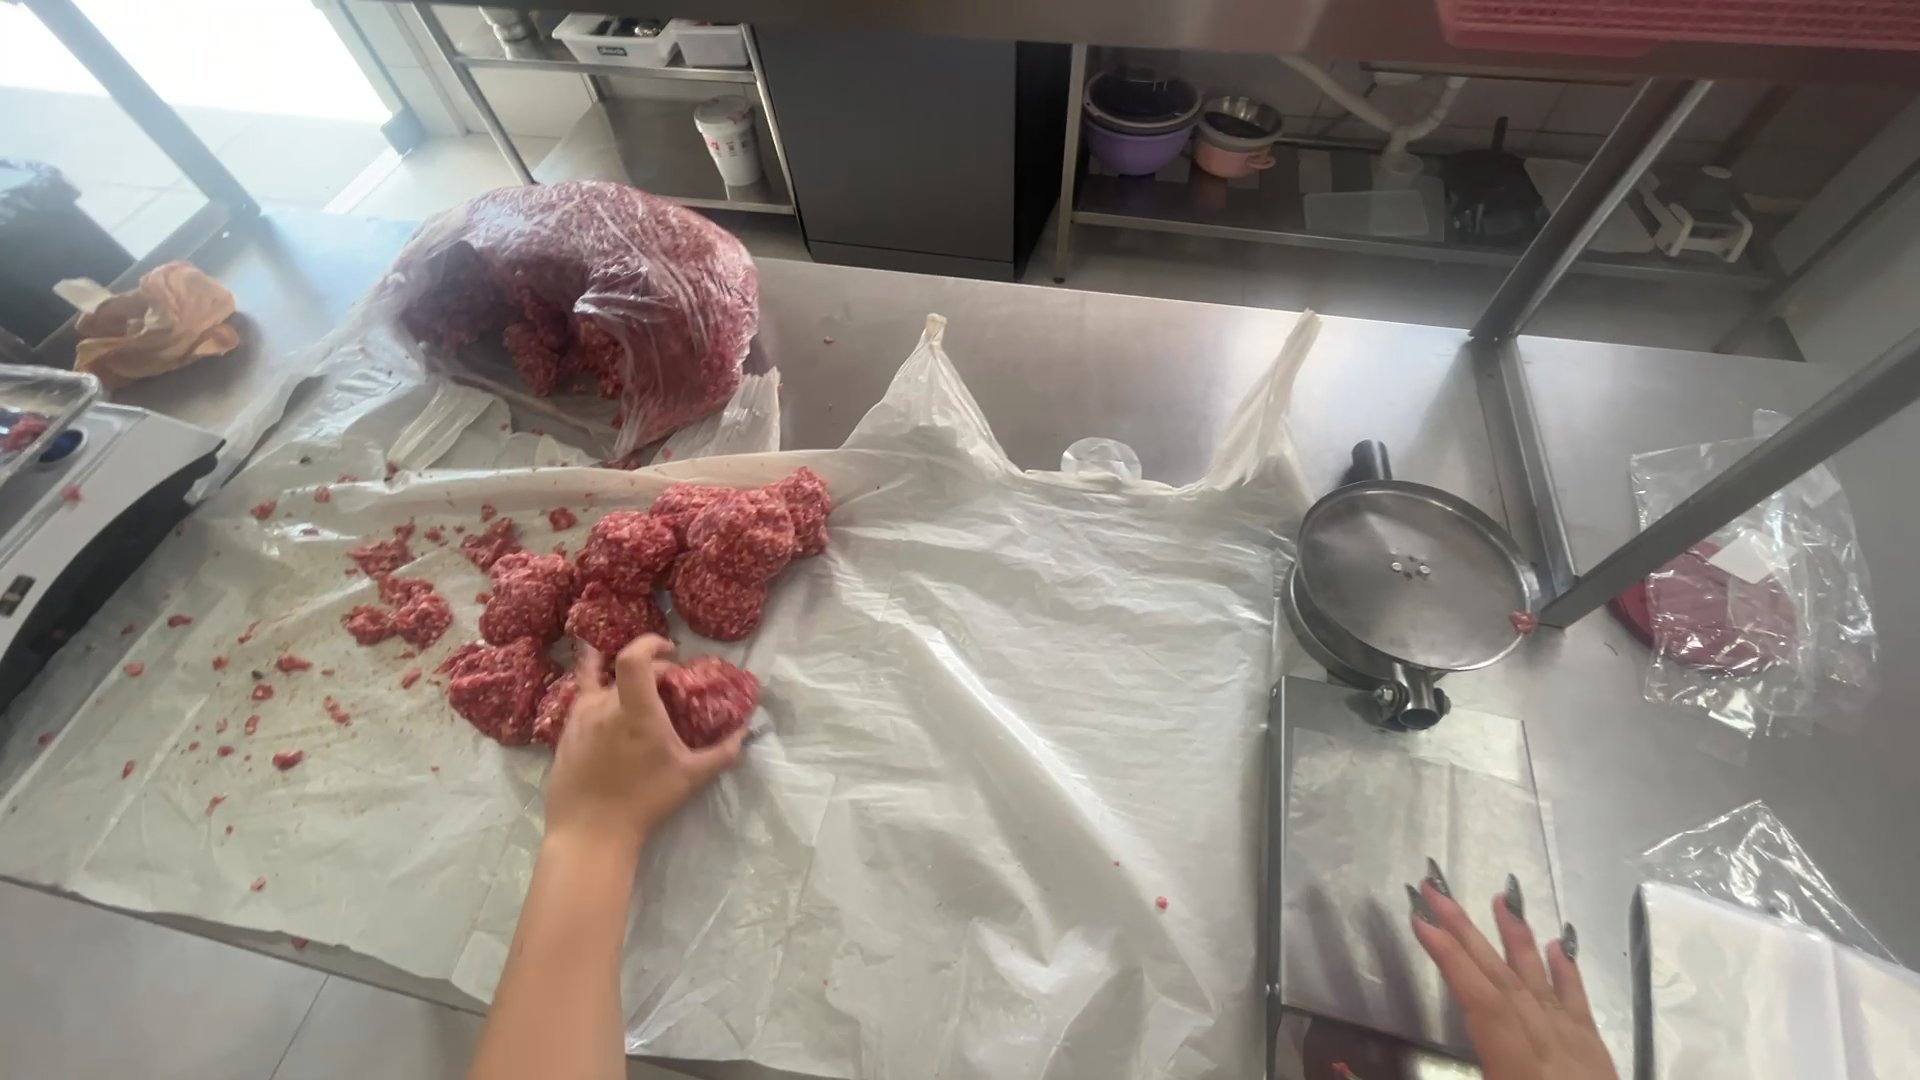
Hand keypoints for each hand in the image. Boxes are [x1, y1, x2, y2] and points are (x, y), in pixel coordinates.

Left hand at [544, 634, 746, 852]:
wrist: (590, 832)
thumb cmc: (644, 800)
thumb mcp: (691, 776)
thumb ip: (722, 752)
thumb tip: (745, 733)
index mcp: (636, 710)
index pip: (634, 657)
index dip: (651, 642)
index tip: (670, 650)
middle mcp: (604, 706)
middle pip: (626, 671)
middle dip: (650, 671)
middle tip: (668, 688)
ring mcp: (579, 719)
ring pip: (602, 683)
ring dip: (624, 683)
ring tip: (638, 695)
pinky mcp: (565, 734)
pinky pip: (581, 700)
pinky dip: (598, 694)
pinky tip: (607, 708)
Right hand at [1408, 869, 1614, 1079]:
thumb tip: (1336, 1069)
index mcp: (1522, 1076)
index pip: (1485, 1004)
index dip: (1451, 958)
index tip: (1419, 919)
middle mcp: (1556, 1060)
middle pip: (1509, 985)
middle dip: (1469, 933)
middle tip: (1436, 890)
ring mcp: (1584, 1063)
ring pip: (1547, 991)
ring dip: (1518, 941)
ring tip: (1500, 898)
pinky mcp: (1602, 1069)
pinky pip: (1584, 1015)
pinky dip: (1569, 978)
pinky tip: (1557, 947)